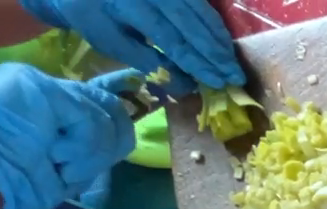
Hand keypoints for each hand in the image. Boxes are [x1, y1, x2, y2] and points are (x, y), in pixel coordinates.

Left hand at [20, 0, 242, 94]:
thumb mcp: (109, 40)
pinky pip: (197, 0)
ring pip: (198, 9)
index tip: (217, 82)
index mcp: (124, 4)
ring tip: (232, 62)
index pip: (169, 37)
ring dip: (219, 38)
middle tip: (236, 76)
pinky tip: (222, 41)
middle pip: (189, 22)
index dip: (196, 62)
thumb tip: (184, 78)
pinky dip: (212, 22)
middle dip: (215, 52)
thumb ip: (144, 59)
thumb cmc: (91, 14)